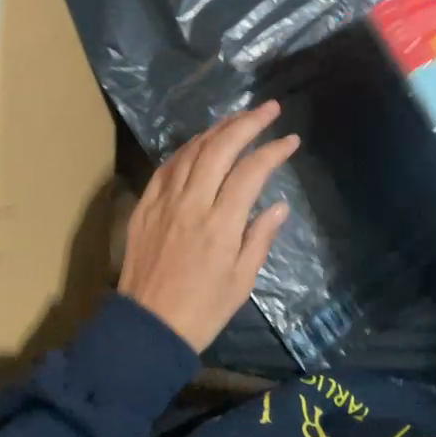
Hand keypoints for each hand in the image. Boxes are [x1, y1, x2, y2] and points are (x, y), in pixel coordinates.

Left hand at [120, 103, 299, 352]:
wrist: (148, 327)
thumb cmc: (203, 310)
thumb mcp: (242, 280)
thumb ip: (259, 237)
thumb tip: (278, 204)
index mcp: (220, 225)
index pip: (251, 172)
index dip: (273, 151)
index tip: (290, 141)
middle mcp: (191, 204)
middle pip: (220, 149)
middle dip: (247, 123)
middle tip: (268, 109)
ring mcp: (164, 202)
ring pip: (191, 151)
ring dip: (217, 130)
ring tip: (238, 119)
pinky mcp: (145, 206)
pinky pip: (167, 167)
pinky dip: (187, 149)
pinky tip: (200, 144)